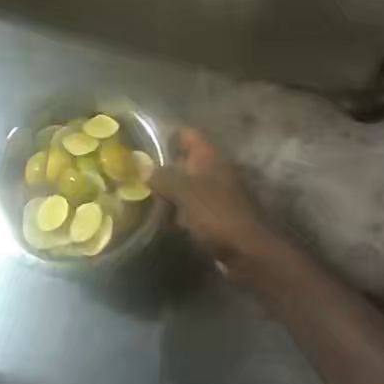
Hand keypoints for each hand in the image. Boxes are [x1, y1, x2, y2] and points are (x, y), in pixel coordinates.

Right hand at [151, 127, 292, 280]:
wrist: (246, 250)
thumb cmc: (215, 213)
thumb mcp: (184, 192)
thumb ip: (163, 177)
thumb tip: (145, 170)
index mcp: (210, 156)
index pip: (188, 133)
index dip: (167, 134)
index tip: (144, 142)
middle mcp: (216, 169)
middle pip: (187, 160)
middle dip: (164, 165)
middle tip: (138, 172)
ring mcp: (219, 192)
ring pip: (189, 184)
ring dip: (171, 189)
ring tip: (145, 195)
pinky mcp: (219, 214)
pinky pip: (194, 205)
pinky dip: (180, 209)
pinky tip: (164, 218)